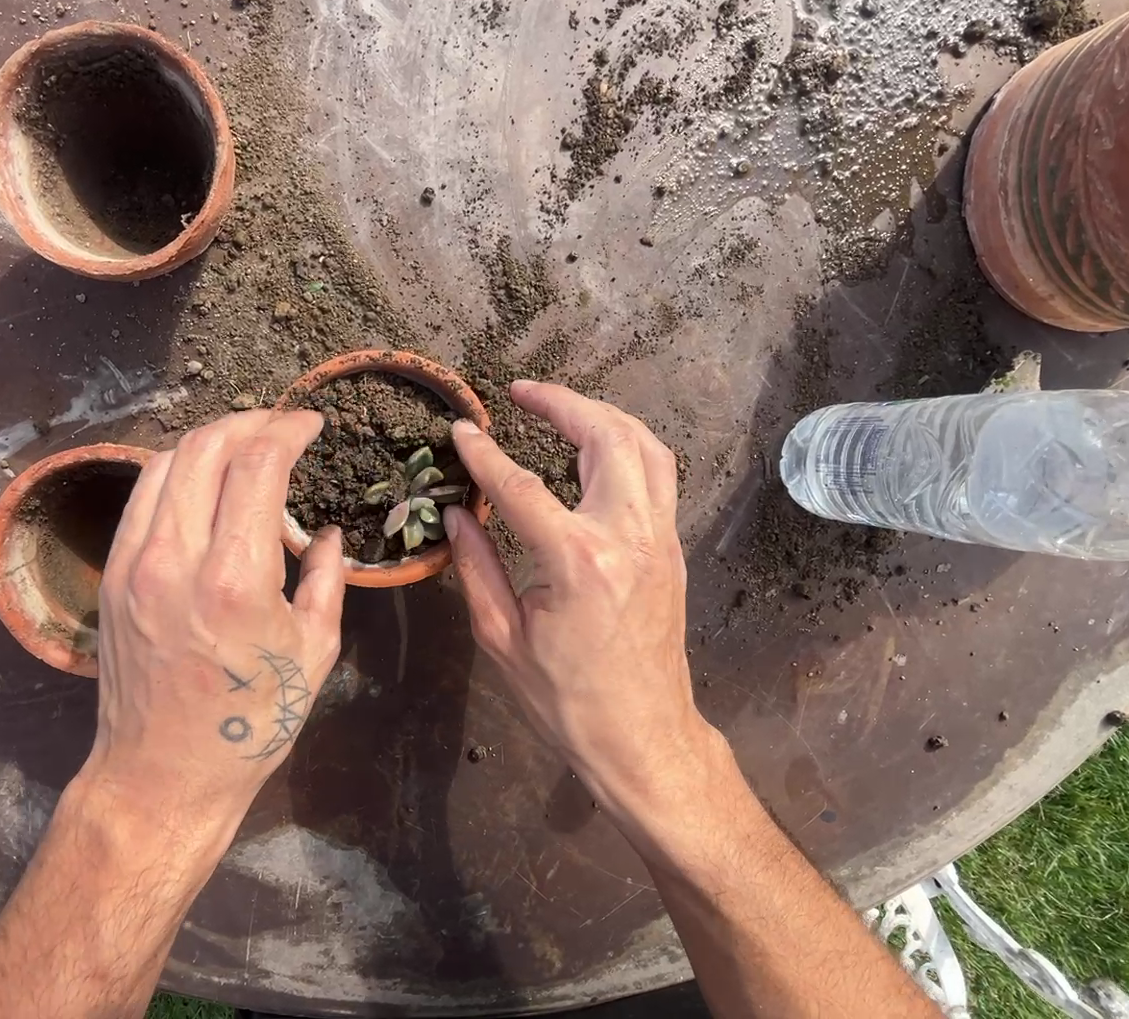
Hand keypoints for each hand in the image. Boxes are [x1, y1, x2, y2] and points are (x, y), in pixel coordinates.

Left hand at [82, 409, 347, 824]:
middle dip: (251, 421)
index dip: (288, 429)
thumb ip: (326, 579)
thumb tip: (326, 534)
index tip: (312, 424)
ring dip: (212, 438)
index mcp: (237, 578)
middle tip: (283, 426)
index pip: (257, 464)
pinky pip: (143, 494)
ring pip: (166, 460)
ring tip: (246, 443)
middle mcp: (177, 557)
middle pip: (206, 446)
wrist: (162, 773)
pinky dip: (177, 468)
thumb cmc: (252, 722)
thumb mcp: (314, 652)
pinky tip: (203, 477)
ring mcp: (134, 562)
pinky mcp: (112, 573)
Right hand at [444, 381, 707, 820]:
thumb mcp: (502, 638)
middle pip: (605, 438)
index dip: (485, 454)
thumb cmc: (565, 700)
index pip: (521, 485)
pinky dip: (628, 444)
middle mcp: (628, 536)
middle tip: (522, 392)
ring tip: (560, 407)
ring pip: (645, 446)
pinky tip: (598, 447)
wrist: (644, 738)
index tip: (460, 430)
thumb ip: (476, 566)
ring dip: (602, 415)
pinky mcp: (673, 548)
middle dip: (562, 403)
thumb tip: (455, 513)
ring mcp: (661, 538)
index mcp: (577, 561)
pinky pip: (659, 473)